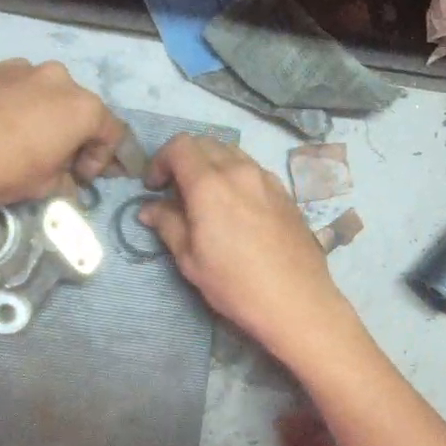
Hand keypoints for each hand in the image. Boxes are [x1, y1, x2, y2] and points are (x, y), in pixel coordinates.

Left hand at [0, 60, 127, 204]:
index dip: (101, 159)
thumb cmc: (3, 169)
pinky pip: (12, 88)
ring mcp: (20, 67)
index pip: (111, 132)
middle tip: (57, 160)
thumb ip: (65, 180)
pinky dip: (12, 105)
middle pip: (78, 107)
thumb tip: (66, 182)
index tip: (82, 178)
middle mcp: (58, 79)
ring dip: (43, 115)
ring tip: (22, 141)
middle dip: (73, 134)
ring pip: (43, 93)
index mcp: (82, 107)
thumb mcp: (44, 187)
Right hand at [140, 135, 356, 363]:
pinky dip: (235, 176)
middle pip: (205, 143)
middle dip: (184, 160)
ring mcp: (267, 179)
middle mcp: (240, 170)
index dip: (160, 160)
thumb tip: (149, 209)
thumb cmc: (236, 284)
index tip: (154, 187)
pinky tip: (235, 208)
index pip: (179, 146)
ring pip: (232, 153)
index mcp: (210, 184)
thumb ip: (167, 225)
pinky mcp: (285, 192)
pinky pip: (252, 170)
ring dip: (211, 165)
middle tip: (176, 192)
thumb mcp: (190, 260)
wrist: (297, 301)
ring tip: (206, 199)